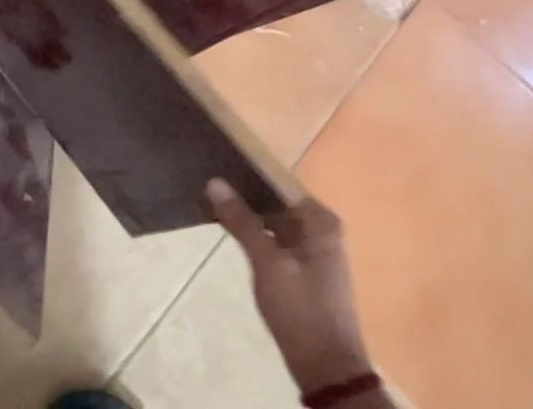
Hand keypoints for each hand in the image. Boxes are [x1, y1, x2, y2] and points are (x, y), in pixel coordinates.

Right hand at [207, 179, 372, 394]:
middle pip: (277, 200)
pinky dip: (255, 233)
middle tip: (207, 183)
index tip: (218, 165)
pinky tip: (229, 230)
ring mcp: (314, 250)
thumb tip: (215, 181)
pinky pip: (275, 237)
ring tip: (211, 201)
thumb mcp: (267, 263)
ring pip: (274, 219)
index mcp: (321, 222)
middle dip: (245, 193)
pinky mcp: (303, 268)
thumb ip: (242, 221)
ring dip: (248, 213)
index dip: (249, 173)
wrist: (325, 367)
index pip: (280, 182)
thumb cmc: (300, 310)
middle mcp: (322, 230)